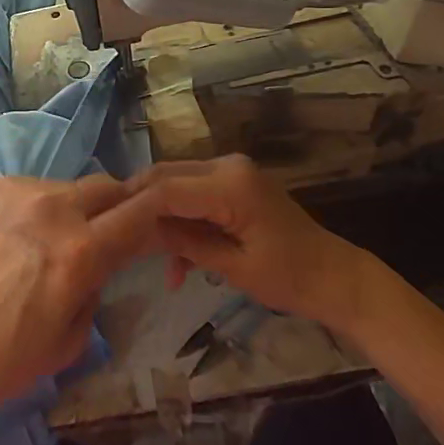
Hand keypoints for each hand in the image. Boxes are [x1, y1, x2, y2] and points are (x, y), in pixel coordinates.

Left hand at [0, 174, 160, 440]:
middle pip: (109, 186)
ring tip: (51, 243)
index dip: (160, 218)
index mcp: (80, 251)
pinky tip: (13, 241)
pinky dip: (37, 209)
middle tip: (112, 235)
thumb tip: (94, 268)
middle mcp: (53, 208)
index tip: (162, 228)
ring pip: (67, 187)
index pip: (142, 215)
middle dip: (121, 207)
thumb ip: (93, 292)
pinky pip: (29, 191)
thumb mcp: (66, 343)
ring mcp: (16, 191)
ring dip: (75, 209)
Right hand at [133, 154, 369, 323]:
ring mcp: (231, 171)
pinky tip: (177, 261)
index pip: (166, 187)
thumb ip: (186, 242)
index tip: (108, 226)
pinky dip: (180, 218)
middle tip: (114, 233)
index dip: (135, 206)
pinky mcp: (234, 182)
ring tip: (146, 255)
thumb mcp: (233, 267)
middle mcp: (228, 166)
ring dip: (159, 215)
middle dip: (139, 204)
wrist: (335, 277)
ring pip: (175, 182)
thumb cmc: (289, 278)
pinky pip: (193, 191)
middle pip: (166, 175)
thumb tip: (141, 229)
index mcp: (231, 185)